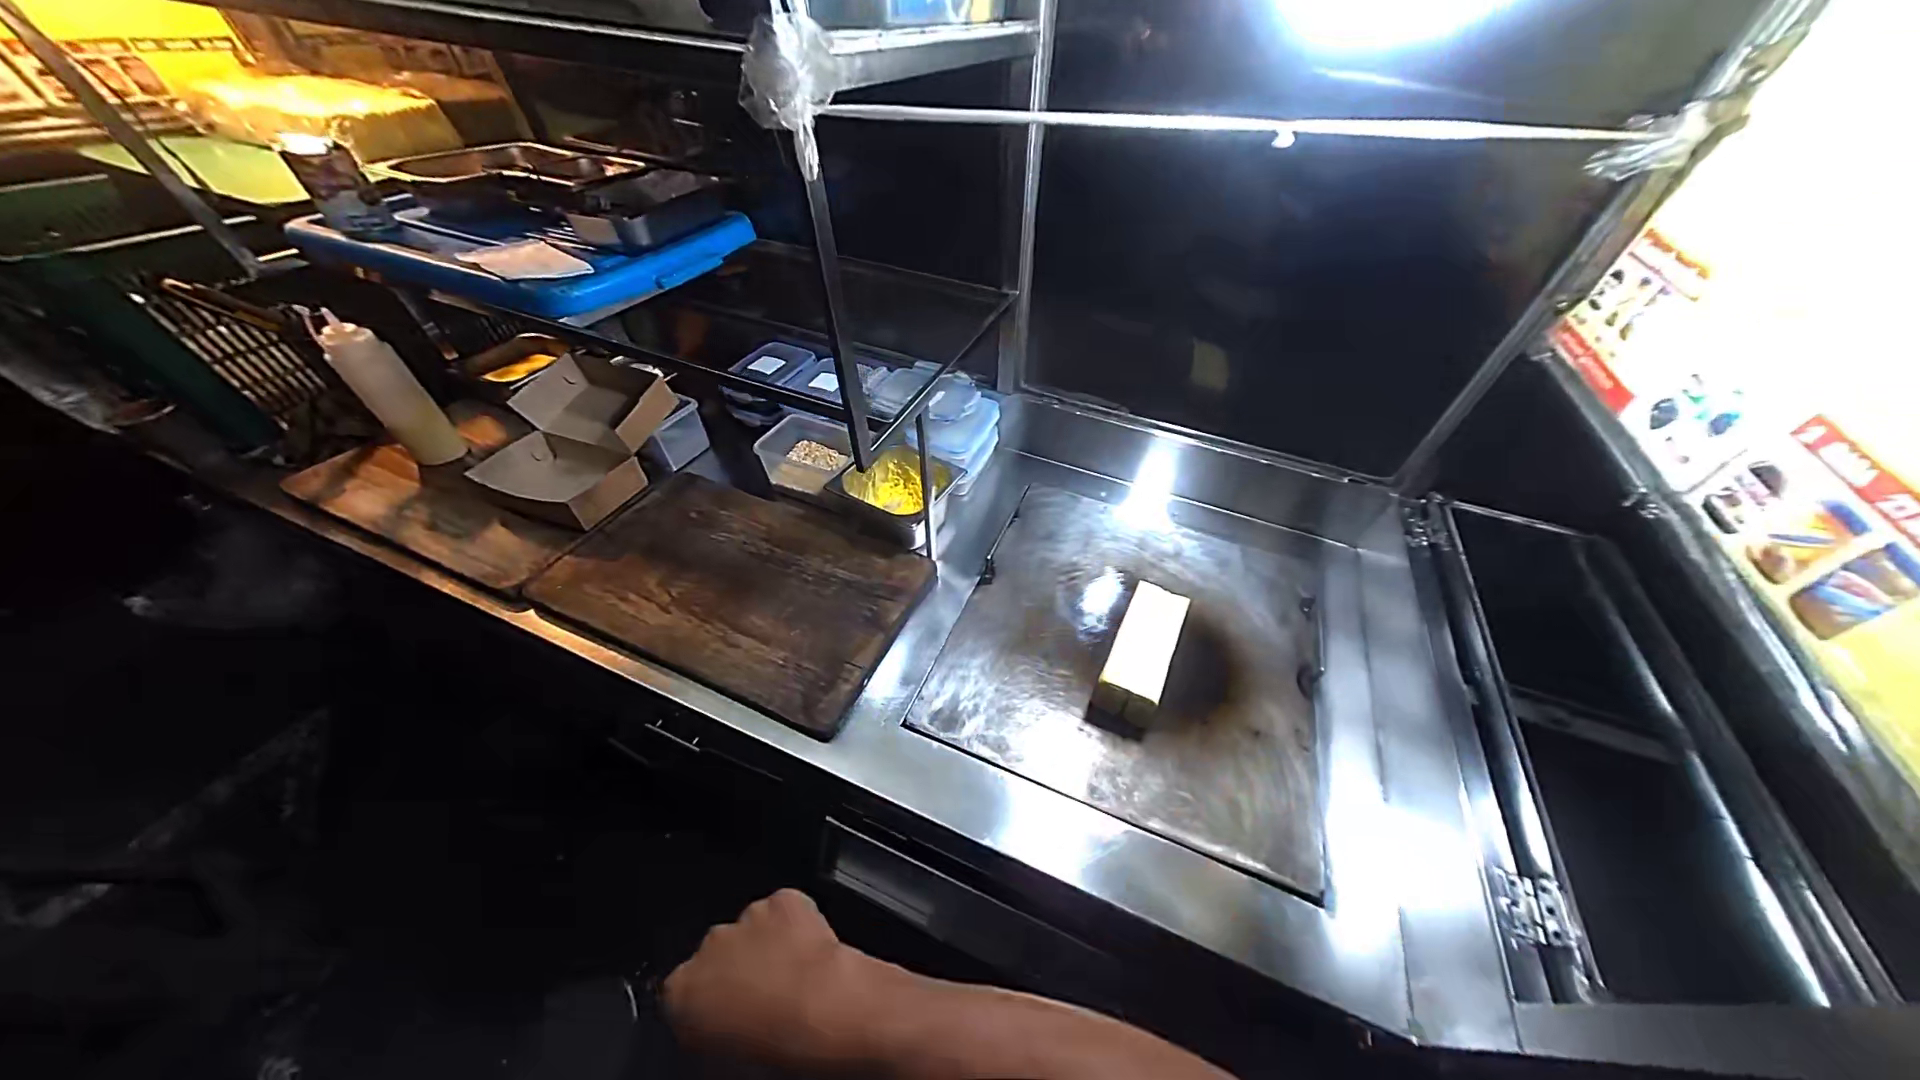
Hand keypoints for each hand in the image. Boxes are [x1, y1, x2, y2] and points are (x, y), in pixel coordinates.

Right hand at [663, 888, 887, 1069]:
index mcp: (682, 990)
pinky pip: (785, 909)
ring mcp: (747, 916)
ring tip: (793, 971)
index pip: (684, 991)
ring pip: (754, 926)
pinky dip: (795, 922)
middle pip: (719, 952)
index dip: (708, 1001)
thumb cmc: (774, 1046)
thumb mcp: (723, 1062)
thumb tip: (722, 1036)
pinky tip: (808, 946)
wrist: (822, 1007)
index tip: (727, 1013)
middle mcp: (709, 945)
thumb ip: (708, 1037)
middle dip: (737, 966)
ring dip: (767, 942)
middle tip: (766, 993)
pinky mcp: (782, 899)